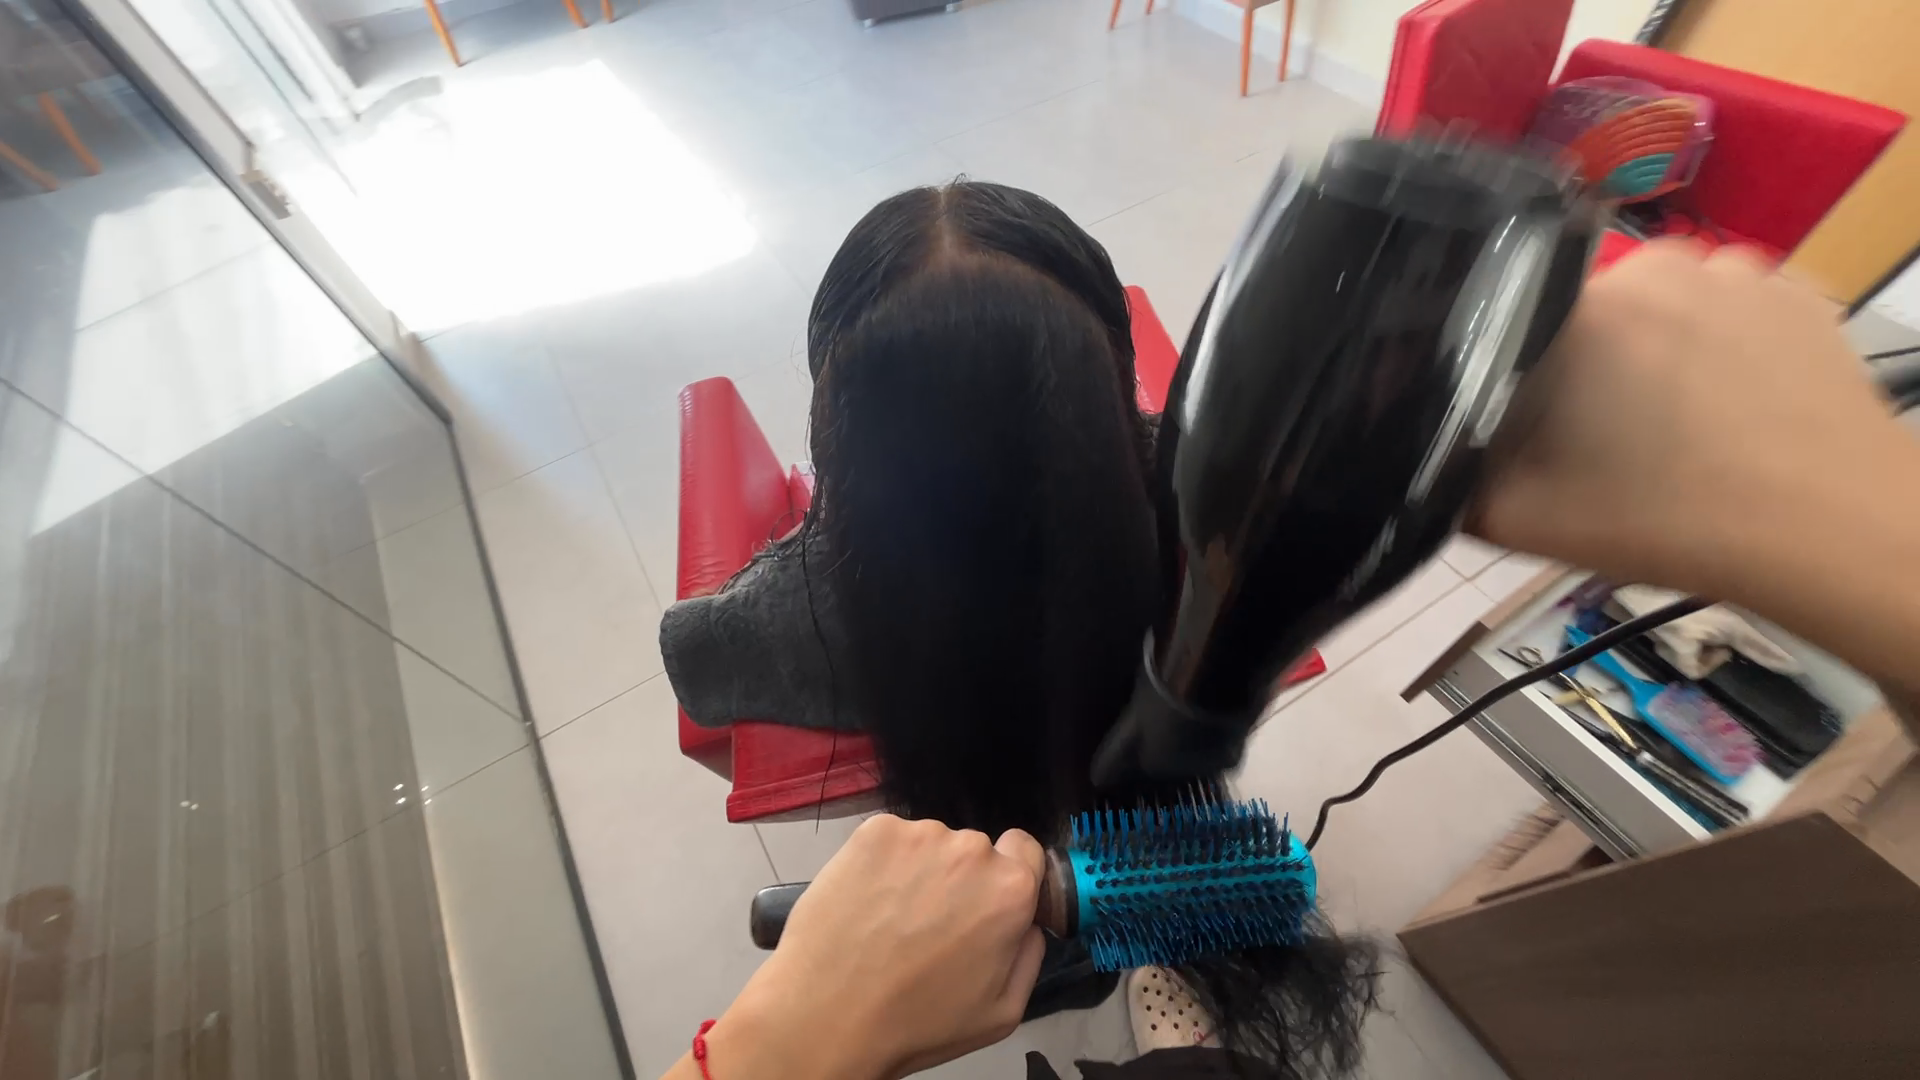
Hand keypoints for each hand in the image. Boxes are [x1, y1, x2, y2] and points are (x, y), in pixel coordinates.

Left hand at [703, 815, 1047, 1079]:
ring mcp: (920, 833)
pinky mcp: (875, 829)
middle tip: (929, 923)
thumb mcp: (1001, 1013)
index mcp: (1010, 889)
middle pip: (975, 849)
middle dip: (961, 878)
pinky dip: (884, 861)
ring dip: (920, 869)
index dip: (1010, 873)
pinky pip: (893, 839)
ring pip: (932, 843)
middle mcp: (971, 848)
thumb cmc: (917, 1023)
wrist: (827, 1014)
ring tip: (890, 917)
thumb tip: (1029, 922)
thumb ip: (1029, 955)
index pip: (1025, 849)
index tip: (983, 901)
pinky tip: (868, 899)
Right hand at [1472, 240, 1902, 599]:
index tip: (1496, 418)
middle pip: (1558, 310)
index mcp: (1573, 312)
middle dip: (1552, 360)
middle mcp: (1647, 267)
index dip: (1482, 372)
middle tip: (1565, 426)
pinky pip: (1704, 301)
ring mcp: (1730, 269)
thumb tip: (1404, 456)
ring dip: (1622, 344)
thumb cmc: (1659, 519)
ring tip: (1637, 409)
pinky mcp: (1789, 288)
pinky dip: (1689, 338)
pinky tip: (1698, 393)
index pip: (1489, 323)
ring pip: (1633, 302)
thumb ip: (1436, 479)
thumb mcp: (1504, 518)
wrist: (1832, 533)